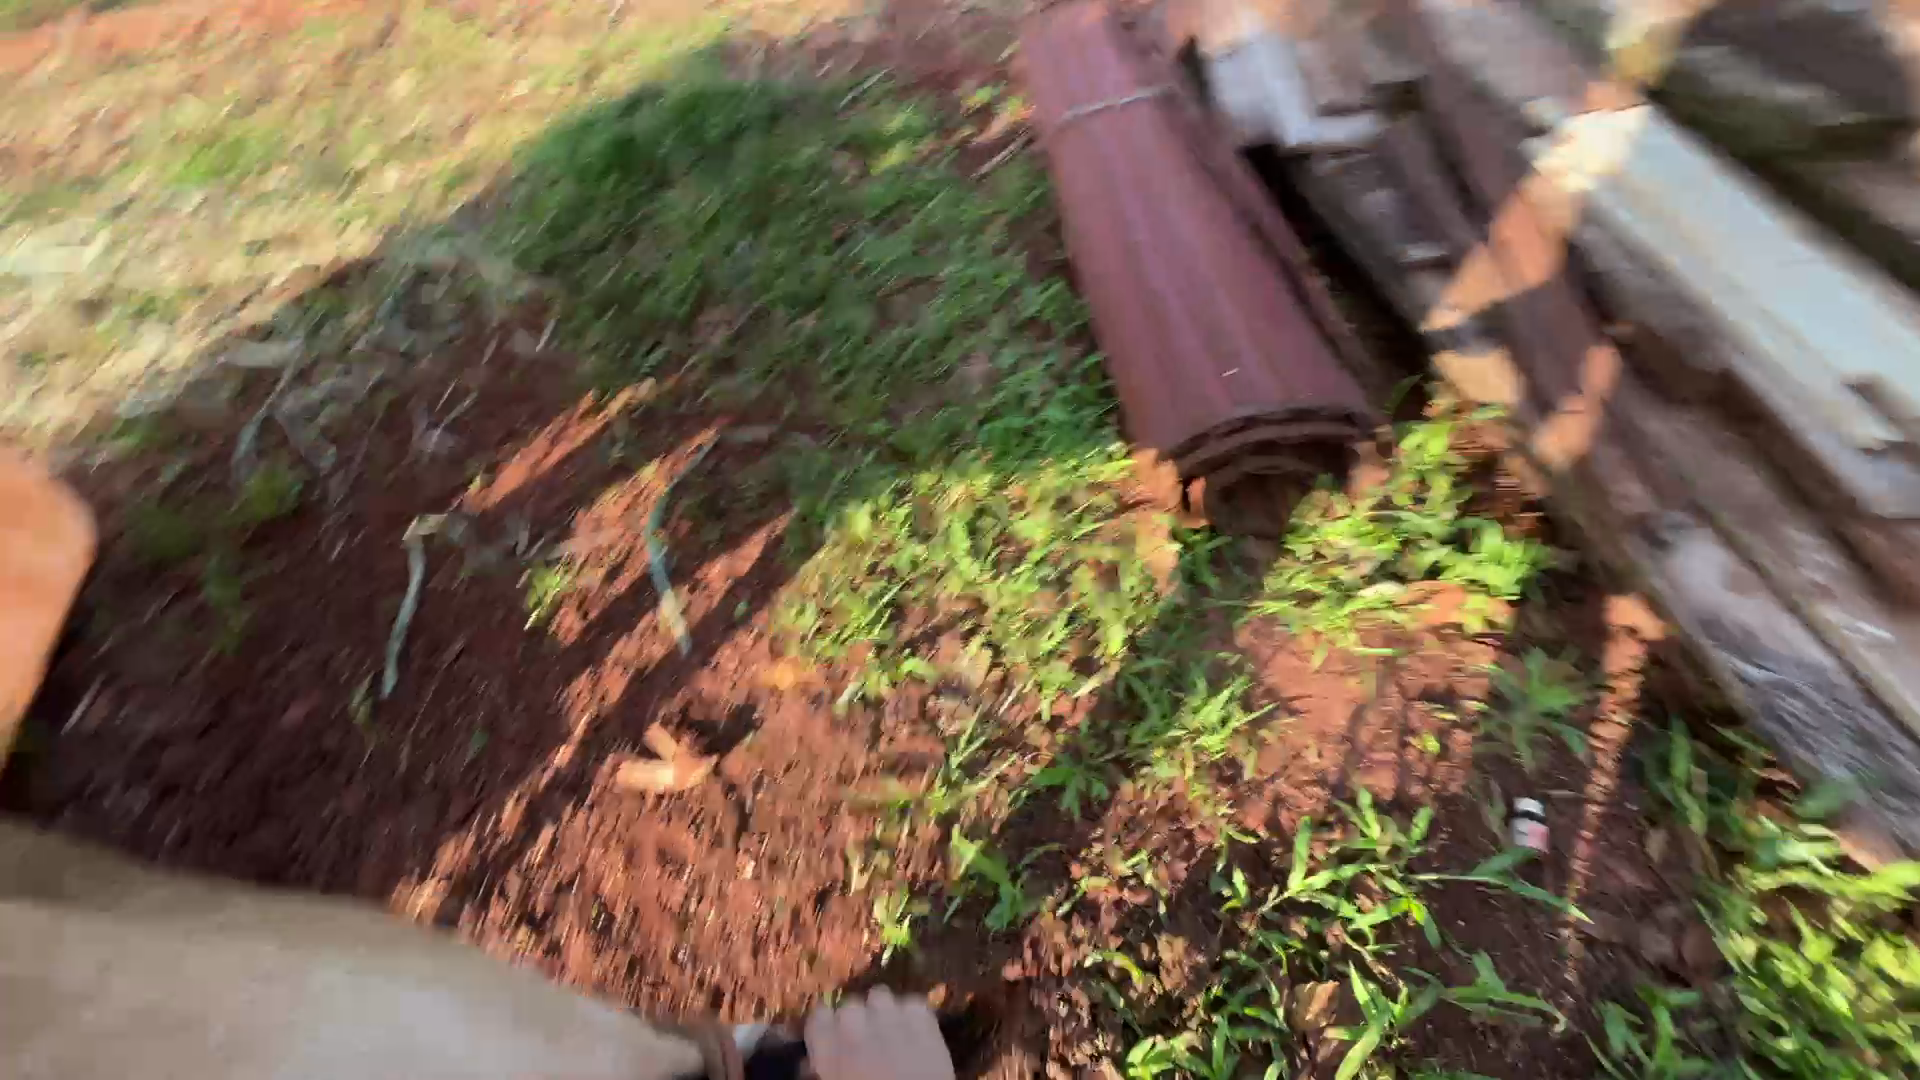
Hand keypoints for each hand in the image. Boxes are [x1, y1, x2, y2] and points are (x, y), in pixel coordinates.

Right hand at [803, 989, 954, 1079]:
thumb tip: (813, 1064)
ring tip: (888, 1036)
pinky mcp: (923, 1019)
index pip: (818, 1016)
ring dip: (880, 1013)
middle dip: (854, 1022)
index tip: (830, 1040)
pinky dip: (910, 1016)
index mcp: (830, 1051)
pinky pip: (912, 1003)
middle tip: (862, 1045)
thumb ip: (821, 1074)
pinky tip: (912, 1036)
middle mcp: (857, 1026)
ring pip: (879, 995)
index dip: (824, 1028)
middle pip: (850, 1005)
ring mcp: (892, 1017)